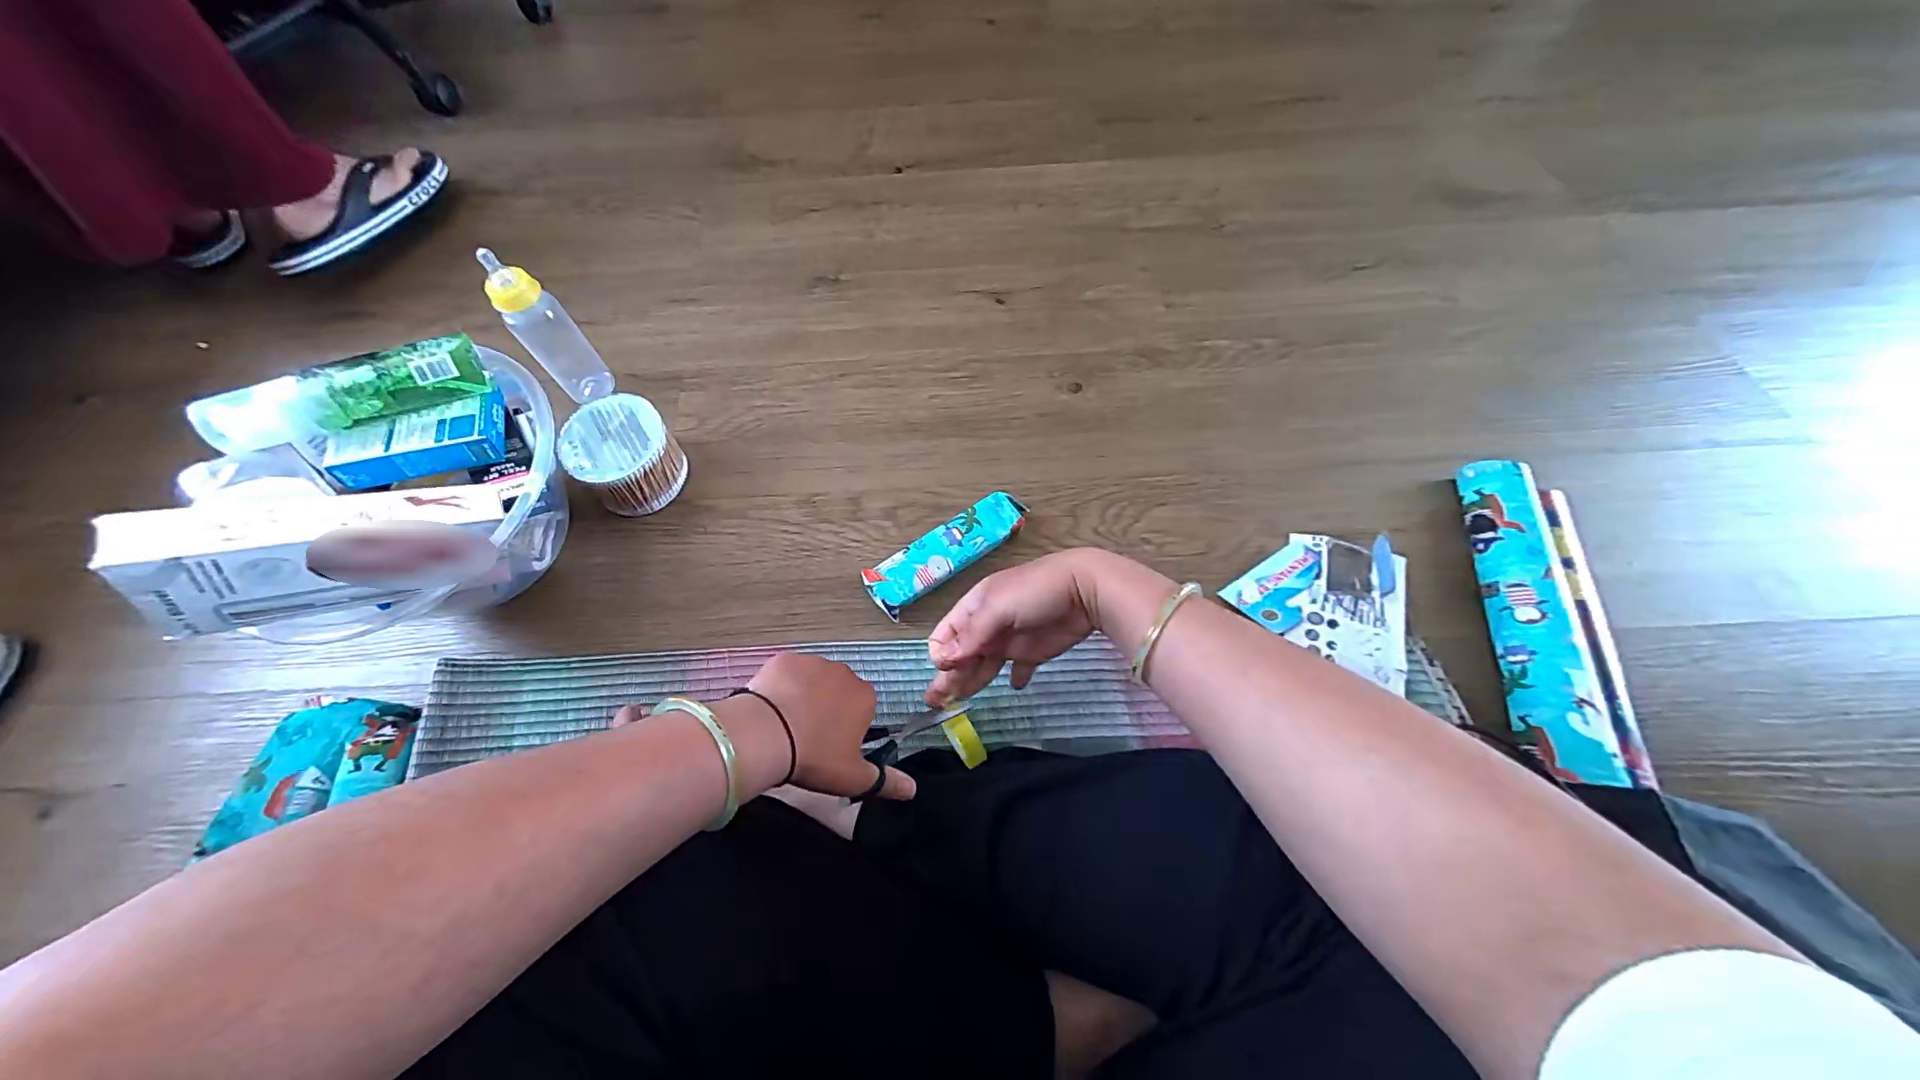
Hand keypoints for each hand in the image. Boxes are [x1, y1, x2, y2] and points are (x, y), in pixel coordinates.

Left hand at [745, 653, 914, 800]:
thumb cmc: (815, 757)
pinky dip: (781, 686)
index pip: (862, 709)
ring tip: (785, 723)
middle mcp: (843, 673)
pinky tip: (769, 707)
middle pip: (838, 691)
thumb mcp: (853, 778)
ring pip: (812, 679)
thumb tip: (913, 790)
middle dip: (827, 707)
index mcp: (864, 697)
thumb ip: (886, 782)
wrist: (765, 734)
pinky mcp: (784, 659)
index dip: (847, 727)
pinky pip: (787, 673)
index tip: (831, 746)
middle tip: (807, 736)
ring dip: (804, 695)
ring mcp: (812, 662)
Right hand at [926, 549, 1110, 703]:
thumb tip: (943, 659)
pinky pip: (1018, 669)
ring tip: (958, 702)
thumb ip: (972, 635)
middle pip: (960, 655)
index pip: (945, 634)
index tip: (947, 670)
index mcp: (974, 608)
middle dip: (947, 676)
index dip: (941, 654)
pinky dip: (1015, 678)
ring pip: (983, 665)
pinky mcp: (1032, 652)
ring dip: (971, 681)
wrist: (1085, 588)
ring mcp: (1010, 640)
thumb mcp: (997, 608)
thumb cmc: (1035, 591)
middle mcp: (987, 626)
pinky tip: (1014, 685)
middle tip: (935, 702)